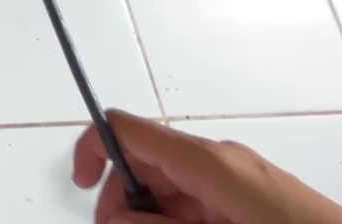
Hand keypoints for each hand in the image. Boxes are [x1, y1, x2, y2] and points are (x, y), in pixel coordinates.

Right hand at [74, 111, 341, 223]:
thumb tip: (111, 217)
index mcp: (205, 160)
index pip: (121, 128)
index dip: (90, 150)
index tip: (81, 186)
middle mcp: (220, 157)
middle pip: (143, 158)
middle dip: (124, 196)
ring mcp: (243, 175)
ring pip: (172, 183)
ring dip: (157, 212)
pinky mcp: (260, 195)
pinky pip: (203, 197)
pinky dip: (185, 217)